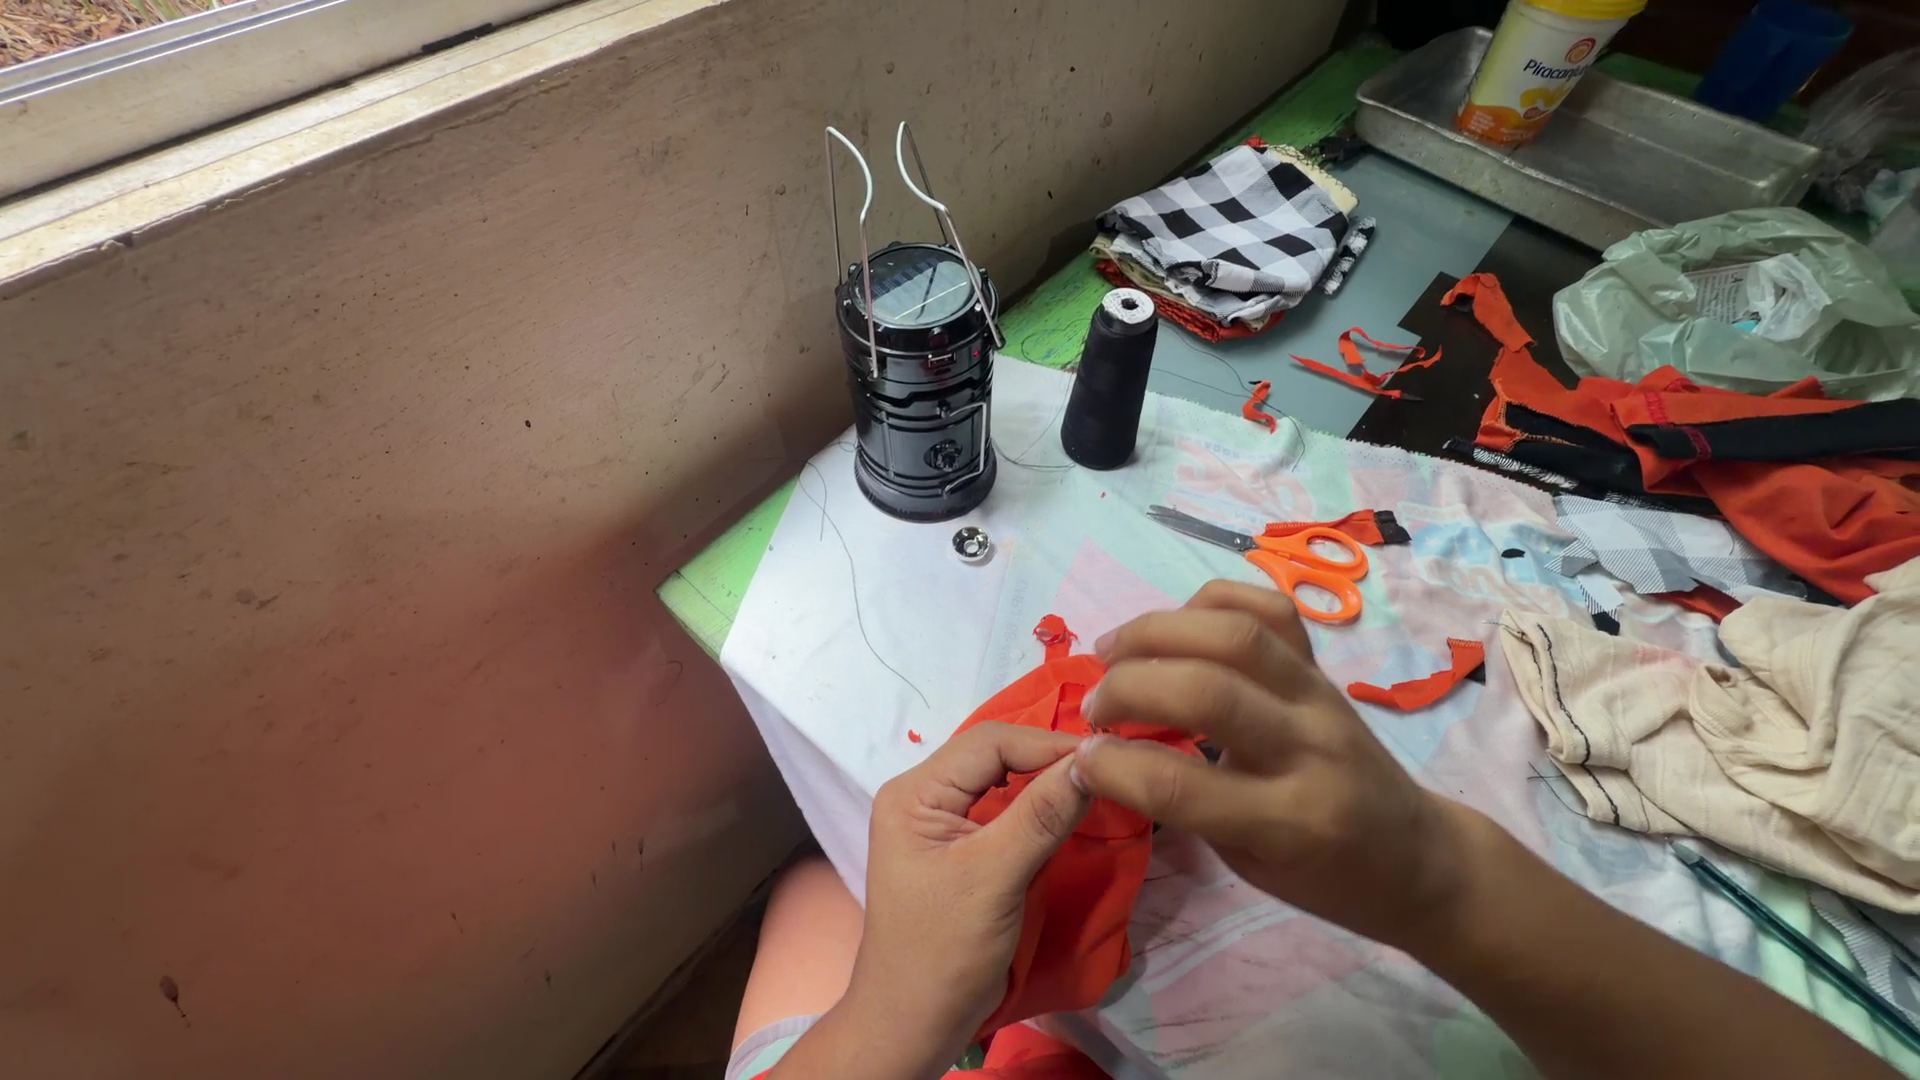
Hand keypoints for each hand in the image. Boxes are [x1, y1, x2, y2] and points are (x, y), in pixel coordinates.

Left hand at [844, 722, 1089, 1070]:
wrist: (912, 1025)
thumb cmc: (944, 952)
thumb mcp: (994, 879)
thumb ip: (1041, 816)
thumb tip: (1089, 763)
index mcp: (914, 792)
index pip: (988, 744)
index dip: (1045, 744)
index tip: (1100, 758)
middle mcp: (920, 792)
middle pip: (991, 753)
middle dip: (1044, 756)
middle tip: (1099, 766)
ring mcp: (935, 817)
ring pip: (996, 775)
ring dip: (1040, 776)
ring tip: (1086, 780)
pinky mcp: (953, 841)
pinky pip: (997, 803)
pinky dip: (1031, 801)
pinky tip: (1060, 804)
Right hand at [1074, 580, 1471, 950]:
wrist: (1418, 856)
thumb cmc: (1325, 875)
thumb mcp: (1246, 862)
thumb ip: (1182, 804)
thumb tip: (1103, 754)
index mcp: (1291, 820)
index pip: (1180, 784)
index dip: (1111, 767)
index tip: (1078, 760)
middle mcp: (1311, 746)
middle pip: (1208, 690)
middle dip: (1129, 687)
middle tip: (1094, 704)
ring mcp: (1321, 694)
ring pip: (1236, 633)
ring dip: (1156, 631)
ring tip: (1112, 649)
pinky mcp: (1324, 664)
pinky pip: (1269, 608)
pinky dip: (1210, 600)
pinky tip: (1175, 623)